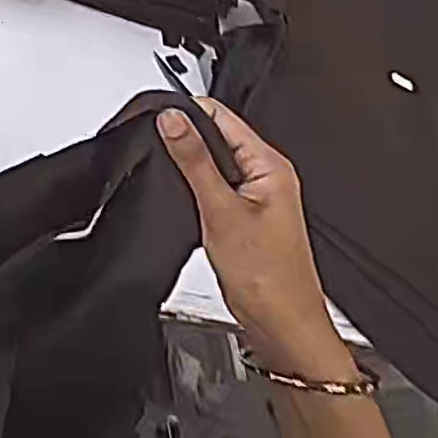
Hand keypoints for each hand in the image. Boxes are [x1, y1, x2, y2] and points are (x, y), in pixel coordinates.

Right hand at [158, 99, 356, 381]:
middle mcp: (266, 174)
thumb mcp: (220, 209)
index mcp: (270, 165)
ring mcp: (254, 193)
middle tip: (156, 145)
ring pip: (211, 159)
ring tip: (168, 172)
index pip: (221, 115)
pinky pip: (212, 183)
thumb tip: (173, 119)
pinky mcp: (242, 211)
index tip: (158, 118)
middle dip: (184, 136)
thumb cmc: (268, 277)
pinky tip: (182, 196)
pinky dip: (193, 184)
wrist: (281, 325)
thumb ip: (194, 159)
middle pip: (214, 134)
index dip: (187, 112)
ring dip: (188, 161)